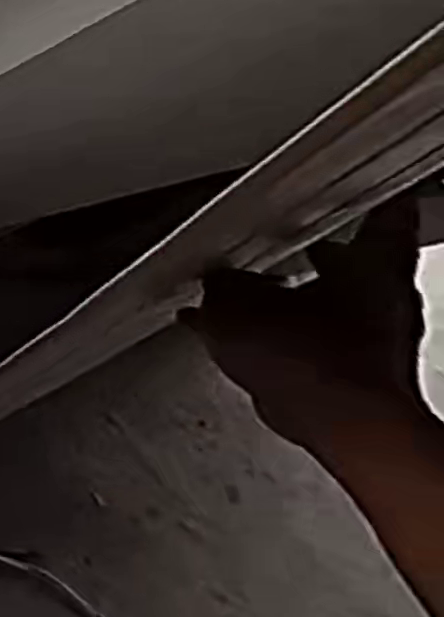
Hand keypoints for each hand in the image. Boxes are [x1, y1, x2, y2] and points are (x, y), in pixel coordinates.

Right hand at [179, 194, 427, 449]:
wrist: (333, 419)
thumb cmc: (307, 359)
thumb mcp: (235, 302)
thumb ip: (226, 282)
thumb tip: (222, 278)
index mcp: (373, 274)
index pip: (384, 227)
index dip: (384, 209)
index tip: (393, 196)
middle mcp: (385, 304)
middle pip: (350, 268)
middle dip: (316, 260)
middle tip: (289, 249)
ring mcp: (370, 340)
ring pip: (320, 305)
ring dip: (284, 300)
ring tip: (240, 298)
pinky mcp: (348, 370)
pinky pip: (301, 338)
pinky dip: (272, 334)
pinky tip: (239, 337)